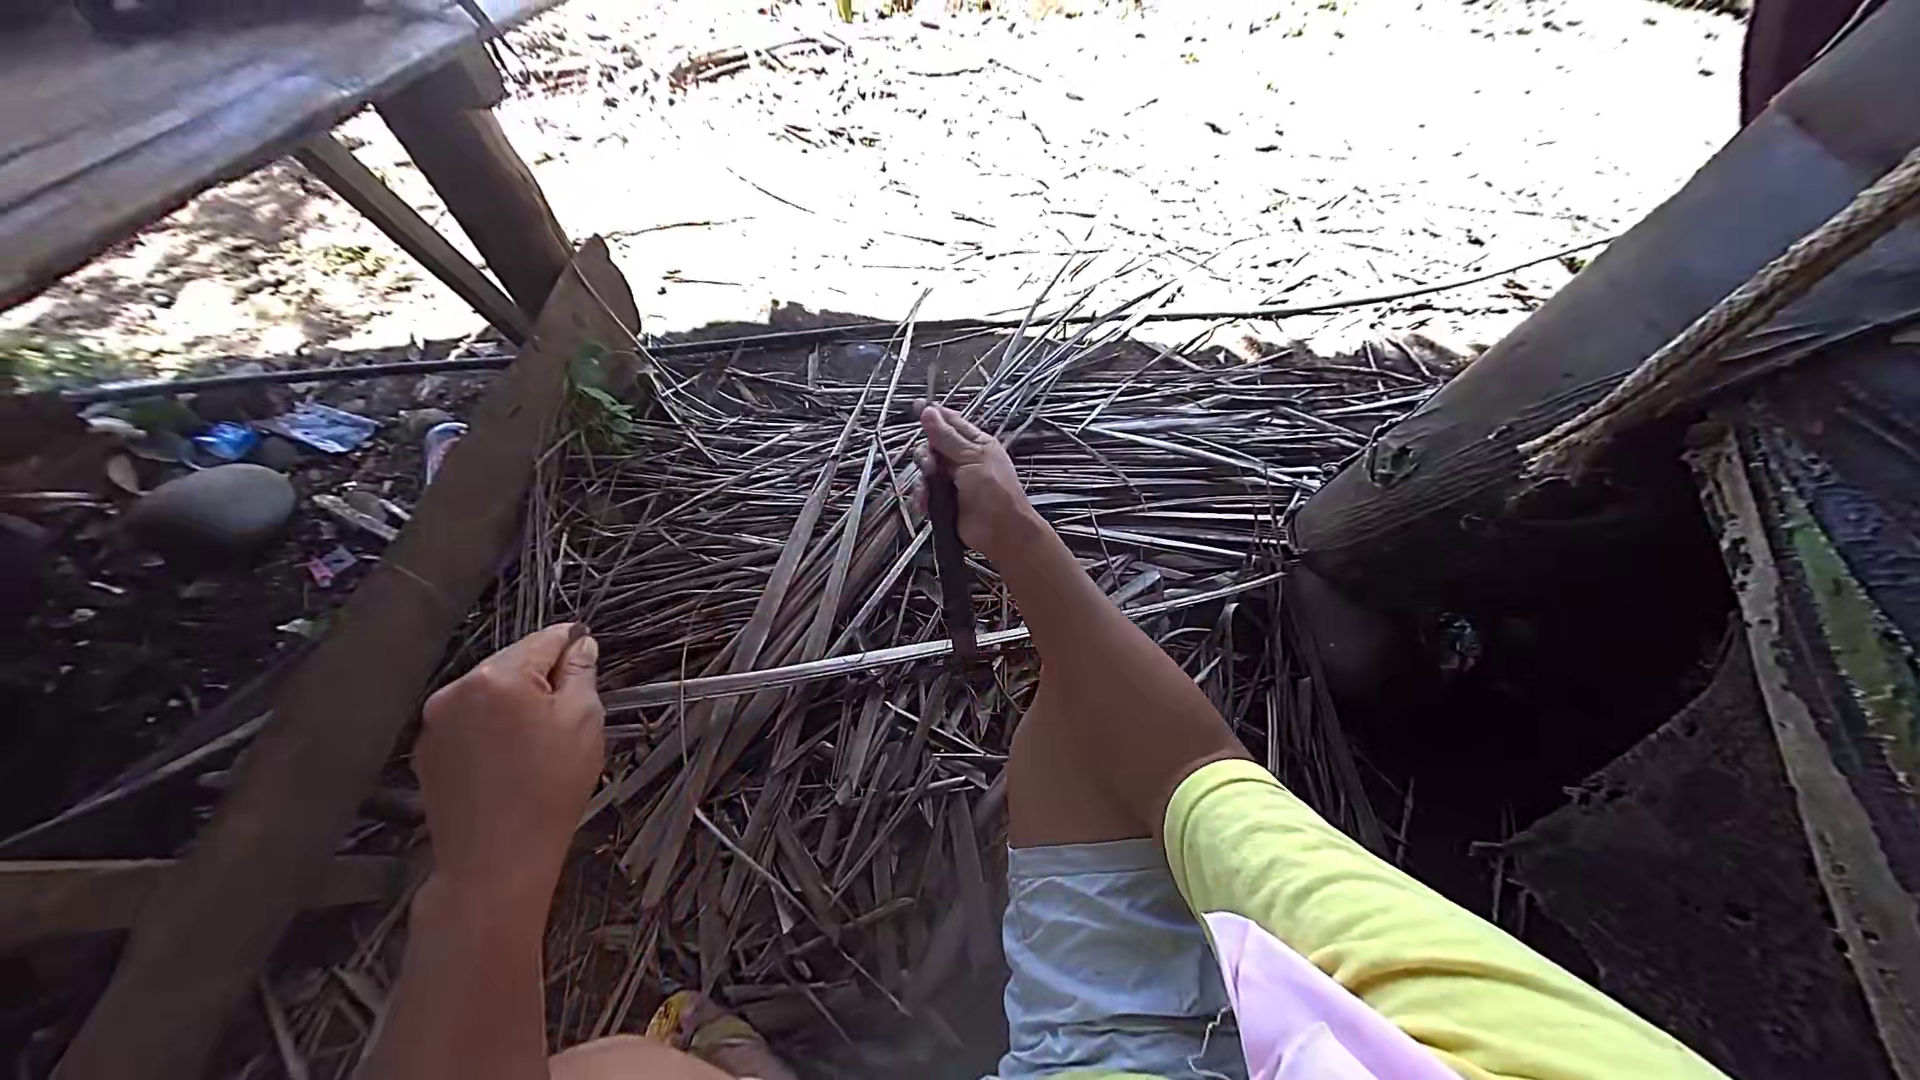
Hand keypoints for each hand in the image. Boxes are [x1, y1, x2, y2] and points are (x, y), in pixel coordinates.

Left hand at [415, 623, 604, 896]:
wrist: (496, 857)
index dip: (575, 646)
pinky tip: (511, 754)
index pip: (546, 638)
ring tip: (540, 736)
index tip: (589, 664)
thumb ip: (581, 672)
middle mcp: (457, 689)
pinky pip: (470, 717)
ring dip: (518, 698)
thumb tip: (581, 644)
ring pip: (491, 688)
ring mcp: (435, 721)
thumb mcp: (584, 719)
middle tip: (569, 711)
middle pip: (514, 660)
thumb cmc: (550, 784)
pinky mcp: (427, 750)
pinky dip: (493, 723)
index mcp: (498, 676)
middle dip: (544, 675)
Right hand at [912, 400, 1039, 563]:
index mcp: (976, 444)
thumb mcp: (971, 457)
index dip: (935, 416)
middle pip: (934, 447)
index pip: (951, 423)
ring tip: (931, 485)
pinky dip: (922, 497)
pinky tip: (925, 501)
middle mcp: (964, 460)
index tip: (917, 408)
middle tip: (932, 462)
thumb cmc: (995, 491)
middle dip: (927, 454)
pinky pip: (925, 493)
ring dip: (924, 478)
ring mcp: (954, 482)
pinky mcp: (945, 501)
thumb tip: (929, 413)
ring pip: (927, 471)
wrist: (1000, 530)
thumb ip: (946, 437)